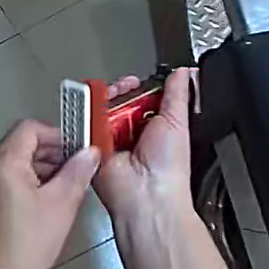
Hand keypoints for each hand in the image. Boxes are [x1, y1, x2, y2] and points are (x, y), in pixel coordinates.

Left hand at [0, 120, 99, 268]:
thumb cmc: (26, 246)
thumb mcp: (60, 206)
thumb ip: (77, 173)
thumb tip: (90, 152)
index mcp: (2, 161)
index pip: (31, 128)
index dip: (57, 135)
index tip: (78, 152)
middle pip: (21, 143)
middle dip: (51, 153)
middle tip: (76, 170)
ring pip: (13, 160)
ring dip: (39, 167)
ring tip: (64, 188)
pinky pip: (4, 177)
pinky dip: (25, 180)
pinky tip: (44, 202)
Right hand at [94, 68, 195, 230]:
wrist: (148, 195)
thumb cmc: (168, 169)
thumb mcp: (178, 122)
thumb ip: (177, 94)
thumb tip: (183, 73)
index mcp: (153, 128)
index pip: (140, 98)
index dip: (137, 87)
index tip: (137, 82)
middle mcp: (130, 134)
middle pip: (118, 101)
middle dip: (120, 91)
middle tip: (125, 89)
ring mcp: (110, 140)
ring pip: (101, 109)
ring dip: (105, 102)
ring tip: (114, 103)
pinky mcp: (92, 146)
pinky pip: (86, 124)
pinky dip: (90, 116)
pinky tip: (99, 114)